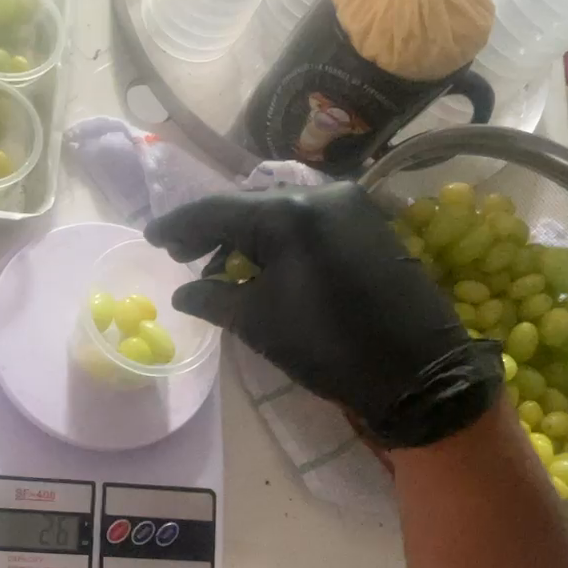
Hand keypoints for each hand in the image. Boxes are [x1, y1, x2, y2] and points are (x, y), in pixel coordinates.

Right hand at [146, 182, 501, 448]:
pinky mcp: (367, 228)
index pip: (216, 210)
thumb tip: (184, 292)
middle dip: (209, 232)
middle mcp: (321, 196)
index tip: (150, 239)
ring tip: (216, 269)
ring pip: (278, 216)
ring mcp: (351, 209)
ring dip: (244, 239)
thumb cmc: (328, 345)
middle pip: (248, 207)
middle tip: (178, 256)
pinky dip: (276, 243)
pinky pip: (306, 226)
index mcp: (289, 213)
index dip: (178, 225)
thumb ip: (213, 298)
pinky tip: (259, 266)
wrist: (417, 371)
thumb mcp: (258, 322)